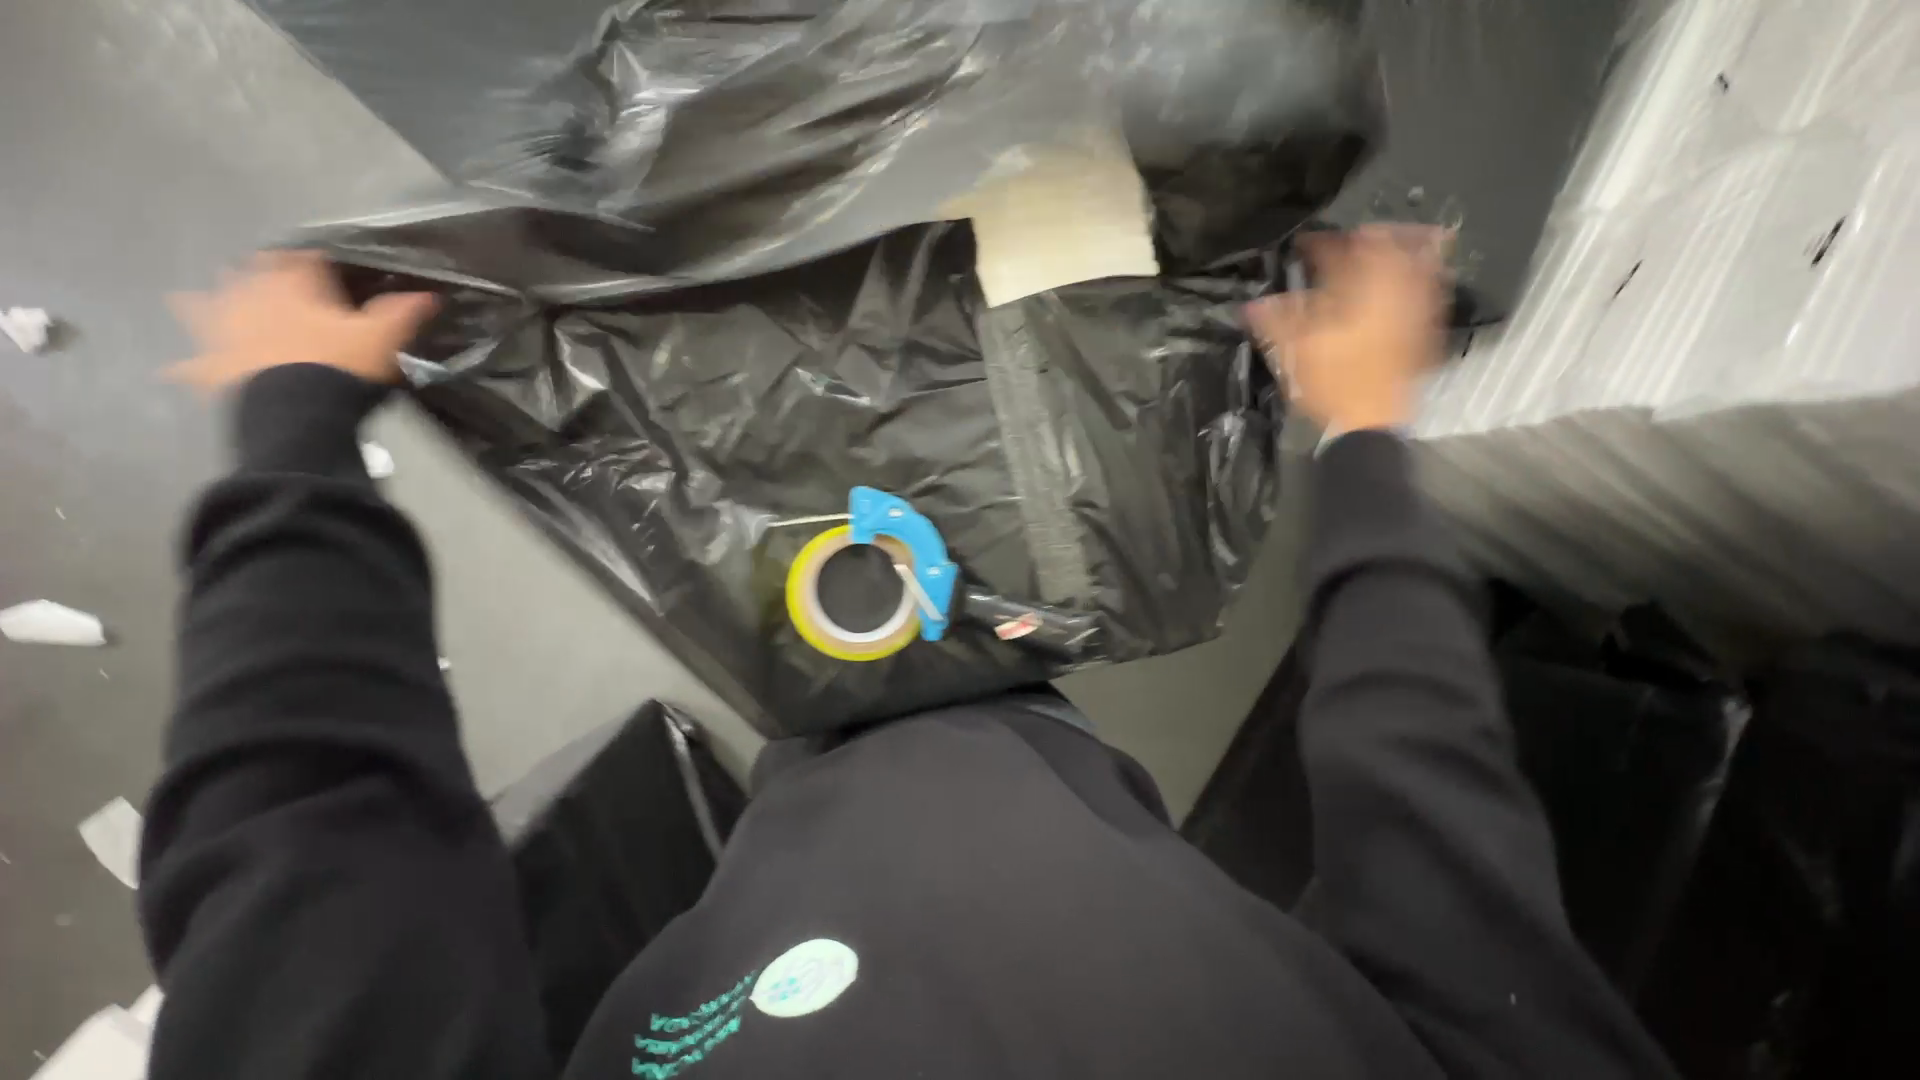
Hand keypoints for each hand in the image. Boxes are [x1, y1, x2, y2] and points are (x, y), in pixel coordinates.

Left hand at [167, 251, 436, 390]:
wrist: (298, 408)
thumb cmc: (340, 364)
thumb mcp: (383, 337)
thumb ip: (403, 313)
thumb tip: (429, 294)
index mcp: (292, 288)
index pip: (300, 259)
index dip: (311, 259)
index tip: (322, 262)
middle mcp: (249, 301)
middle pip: (245, 275)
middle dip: (252, 273)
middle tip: (259, 274)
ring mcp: (224, 333)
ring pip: (202, 308)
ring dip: (201, 304)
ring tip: (194, 300)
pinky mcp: (212, 368)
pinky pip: (192, 366)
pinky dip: (187, 367)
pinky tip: (178, 368)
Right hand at [1245, 225, 1448, 435]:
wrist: (1373, 421)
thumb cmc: (1334, 384)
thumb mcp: (1297, 351)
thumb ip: (1276, 321)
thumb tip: (1251, 306)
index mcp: (1358, 293)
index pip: (1338, 253)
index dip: (1320, 243)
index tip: (1305, 242)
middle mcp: (1392, 293)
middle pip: (1388, 247)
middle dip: (1369, 236)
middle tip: (1353, 236)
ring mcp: (1415, 310)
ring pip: (1418, 263)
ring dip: (1404, 248)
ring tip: (1391, 242)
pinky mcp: (1426, 329)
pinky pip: (1431, 289)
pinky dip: (1423, 275)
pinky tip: (1413, 279)